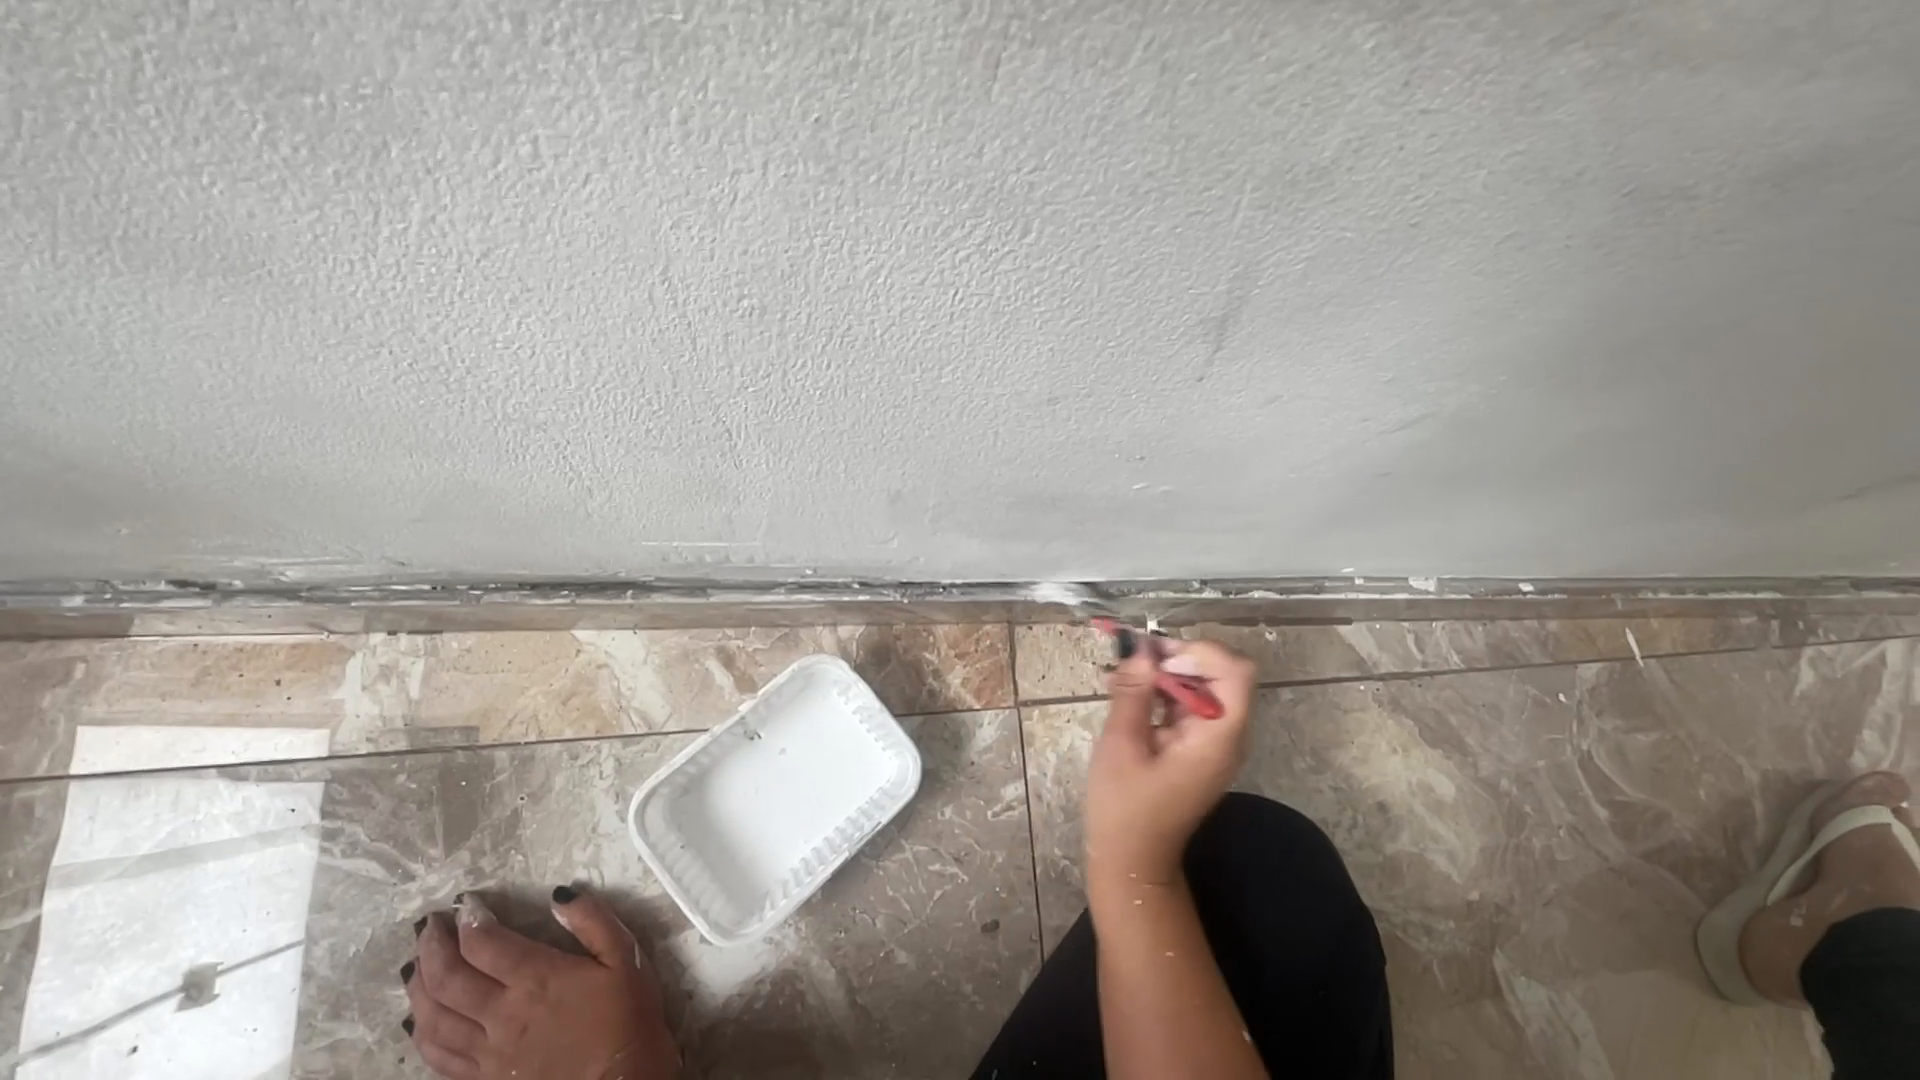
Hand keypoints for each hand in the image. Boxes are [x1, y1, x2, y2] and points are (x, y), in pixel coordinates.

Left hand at [406, 887, 679, 1079]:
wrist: (625, 1079)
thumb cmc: (627, 1013)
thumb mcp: (625, 955)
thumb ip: (593, 920)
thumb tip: (560, 894)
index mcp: (537, 978)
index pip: (485, 943)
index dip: (470, 918)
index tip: (466, 903)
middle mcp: (503, 1013)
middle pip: (448, 978)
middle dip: (433, 946)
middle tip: (430, 925)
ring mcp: (488, 1052)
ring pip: (433, 1018)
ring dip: (419, 987)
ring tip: (417, 965)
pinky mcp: (484, 1079)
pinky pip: (439, 1057)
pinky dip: (422, 1033)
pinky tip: (419, 1018)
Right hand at [1084, 638, 1256, 889]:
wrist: (1133, 861)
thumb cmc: (1124, 809)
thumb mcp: (1120, 745)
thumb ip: (1133, 693)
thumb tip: (1139, 649)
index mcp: (1217, 738)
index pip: (1235, 672)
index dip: (1200, 654)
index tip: (1158, 662)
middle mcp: (1226, 736)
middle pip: (1222, 674)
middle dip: (1178, 658)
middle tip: (1134, 659)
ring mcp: (1214, 743)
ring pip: (1204, 686)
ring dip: (1166, 673)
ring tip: (1122, 675)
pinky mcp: (1198, 748)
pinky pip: (1190, 706)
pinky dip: (1163, 692)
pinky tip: (1128, 694)